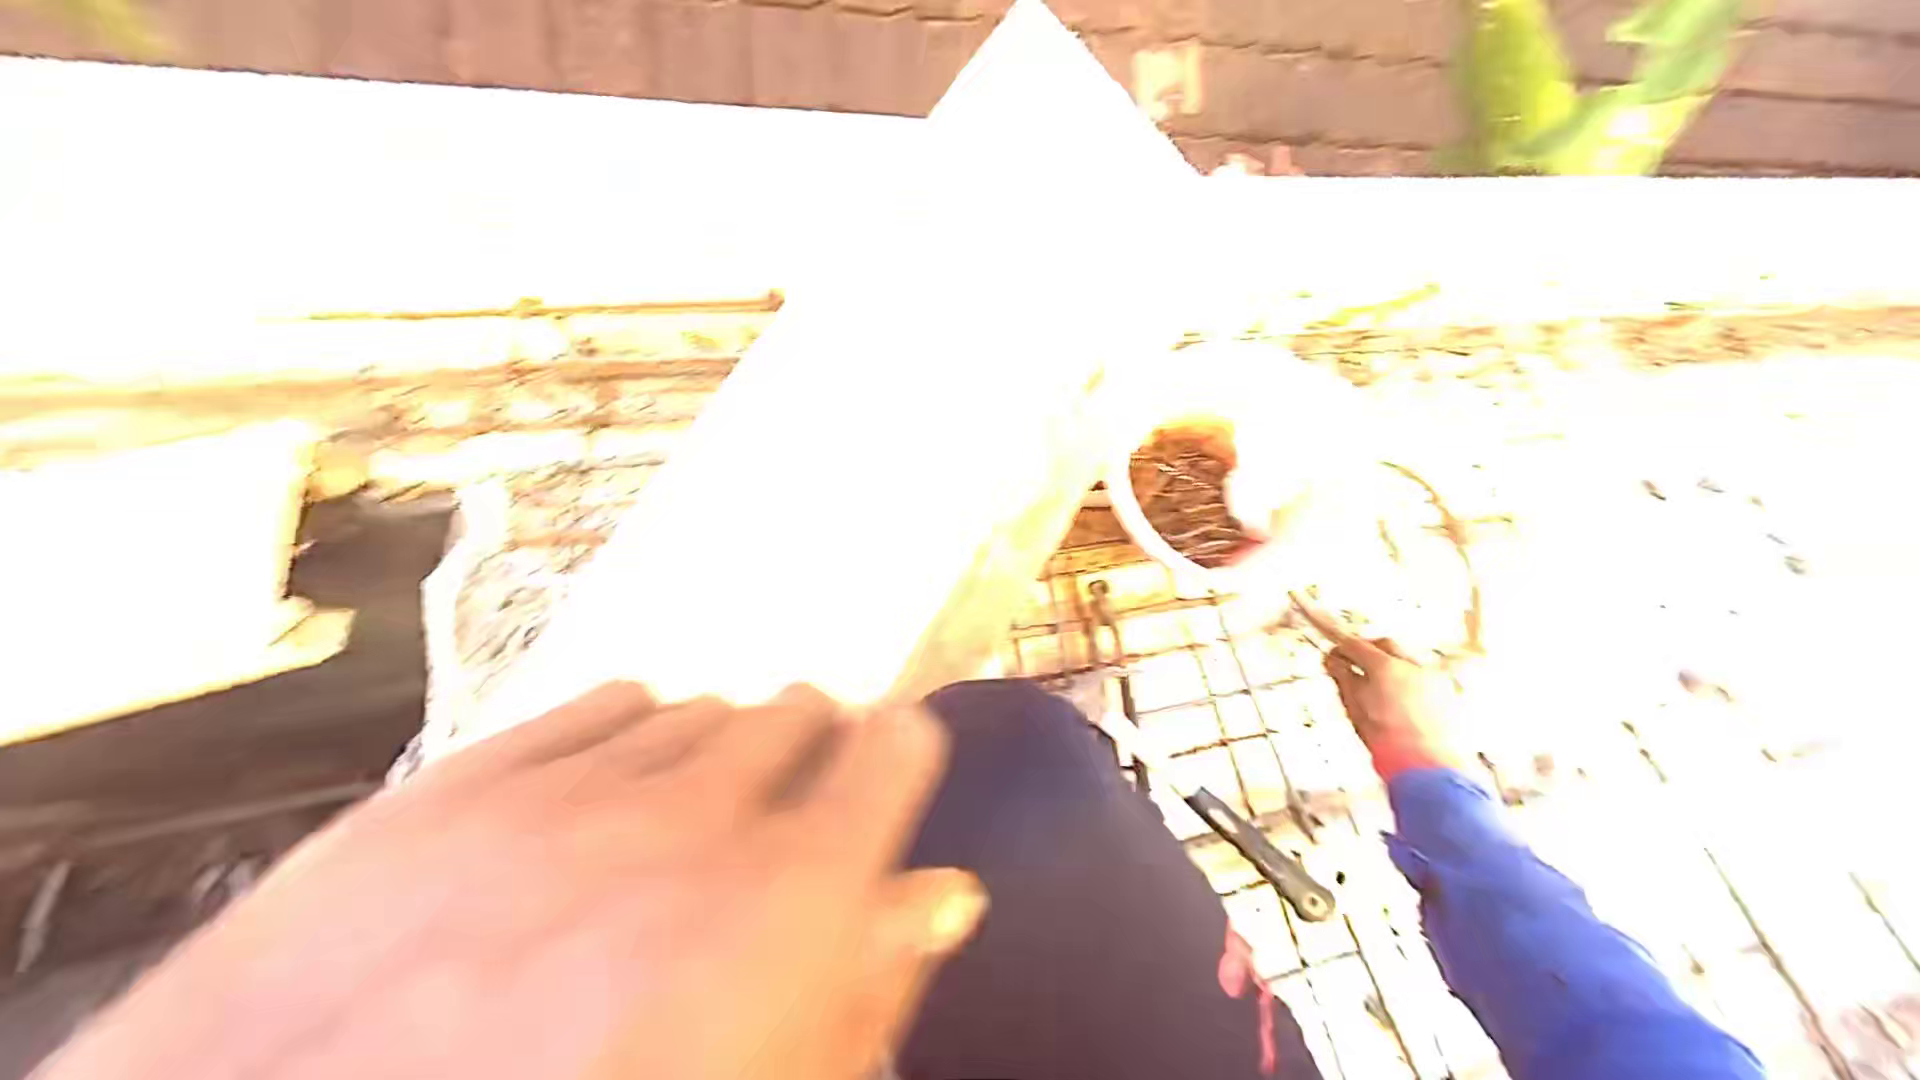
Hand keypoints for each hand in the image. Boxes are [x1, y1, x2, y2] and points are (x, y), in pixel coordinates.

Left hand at [37, 684, 983, 1079]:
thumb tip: (945, 895)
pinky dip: (633, 725)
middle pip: (800, 712)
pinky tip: (619, 774)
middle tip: (790, 795)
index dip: (900, 751)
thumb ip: (872, 989)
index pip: (894, 748)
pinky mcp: (457, 786)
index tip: (888, 767)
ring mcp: (571, 792)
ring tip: (696, 804)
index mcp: (787, 904)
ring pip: (704, 708)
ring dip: (722, 743)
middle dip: (813, 742)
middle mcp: (694, 819)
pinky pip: (598, 704)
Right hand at [1293, 597, 1463, 780]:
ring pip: (1407, 656)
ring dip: (1390, 662)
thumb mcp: (1354, 707)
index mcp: (1385, 667)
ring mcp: (1435, 678)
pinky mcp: (1449, 692)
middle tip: (1350, 664)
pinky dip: (1409, 677)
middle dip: (1367, 649)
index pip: (1353, 643)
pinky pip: (1424, 674)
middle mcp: (1414, 665)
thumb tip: (1334, 659)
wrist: (1429, 769)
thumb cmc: (1386, 739)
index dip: (1334, 637)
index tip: (1322, 634)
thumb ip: (1343, 677)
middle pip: (1385, 643)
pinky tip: (1401, 697)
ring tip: (1378, 684)